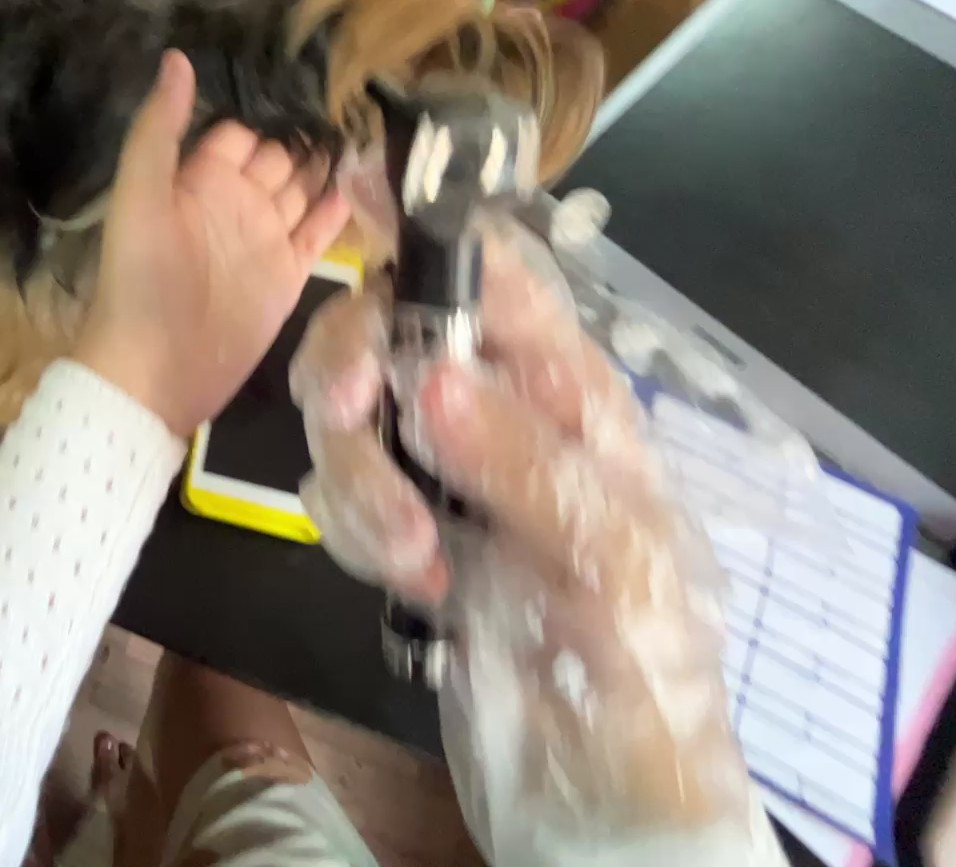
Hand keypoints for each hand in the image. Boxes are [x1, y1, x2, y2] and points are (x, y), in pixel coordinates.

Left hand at [74, 51, 349, 436]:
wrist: (156, 370)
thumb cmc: (141, 280)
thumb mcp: (140, 198)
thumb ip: (157, 131)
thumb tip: (176, 58)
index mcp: (198, 181)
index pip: (238, 134)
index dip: (264, 111)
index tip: (310, 74)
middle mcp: (234, 205)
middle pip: (278, 159)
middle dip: (306, 135)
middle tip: (360, 98)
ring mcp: (263, 241)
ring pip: (302, 192)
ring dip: (328, 168)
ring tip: (373, 132)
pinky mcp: (287, 276)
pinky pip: (316, 235)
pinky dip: (335, 213)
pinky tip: (362, 185)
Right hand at [292, 228, 749, 833]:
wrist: (583, 772)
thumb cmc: (631, 656)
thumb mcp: (604, 552)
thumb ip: (518, 457)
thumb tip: (426, 374)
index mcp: (557, 388)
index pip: (484, 275)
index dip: (419, 221)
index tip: (352, 182)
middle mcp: (478, 408)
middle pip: (374, 333)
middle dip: (347, 371)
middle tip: (351, 415)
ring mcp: (422, 464)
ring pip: (337, 416)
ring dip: (355, 483)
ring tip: (412, 559)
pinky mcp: (380, 515)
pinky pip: (324, 488)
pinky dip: (348, 529)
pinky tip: (411, 582)